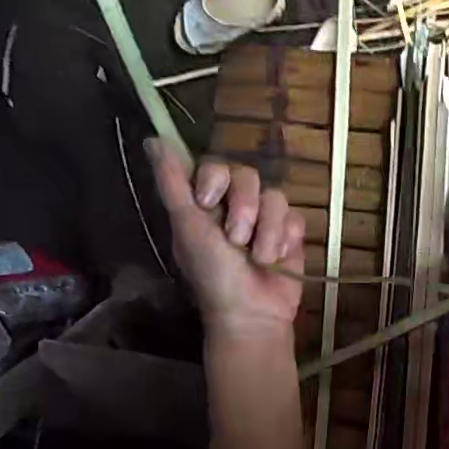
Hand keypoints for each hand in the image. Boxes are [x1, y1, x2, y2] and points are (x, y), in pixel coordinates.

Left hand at [145, 139, 307, 340]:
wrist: (253, 310)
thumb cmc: (213, 273)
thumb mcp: (188, 226)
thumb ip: (172, 184)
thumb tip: (152, 139)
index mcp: (205, 202)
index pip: (215, 166)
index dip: (215, 180)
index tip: (207, 203)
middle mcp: (235, 205)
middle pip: (248, 176)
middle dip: (244, 209)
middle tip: (237, 239)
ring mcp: (266, 218)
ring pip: (276, 196)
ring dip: (268, 230)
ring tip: (261, 256)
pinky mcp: (291, 232)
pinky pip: (296, 217)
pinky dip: (286, 238)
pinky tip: (279, 257)